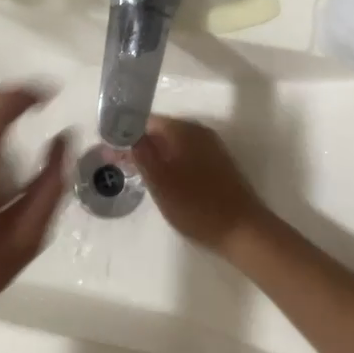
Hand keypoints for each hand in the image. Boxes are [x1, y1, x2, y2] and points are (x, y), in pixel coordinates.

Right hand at [132, 116, 272, 252]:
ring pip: (173, 145)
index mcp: (184, 130)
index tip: (110, 151)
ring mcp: (211, 148)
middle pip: (160, 132)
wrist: (243, 231)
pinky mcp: (218, 165)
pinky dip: (171, 165)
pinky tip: (163, 184)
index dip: (125, 134)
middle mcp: (199, 132)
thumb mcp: (159, 181)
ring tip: (137, 176)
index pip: (145, 121)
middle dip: (139, 146)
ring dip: (155, 157)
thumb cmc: (197, 206)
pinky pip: (186, 156)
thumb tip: (125, 133)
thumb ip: (140, 153)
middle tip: (119, 166)